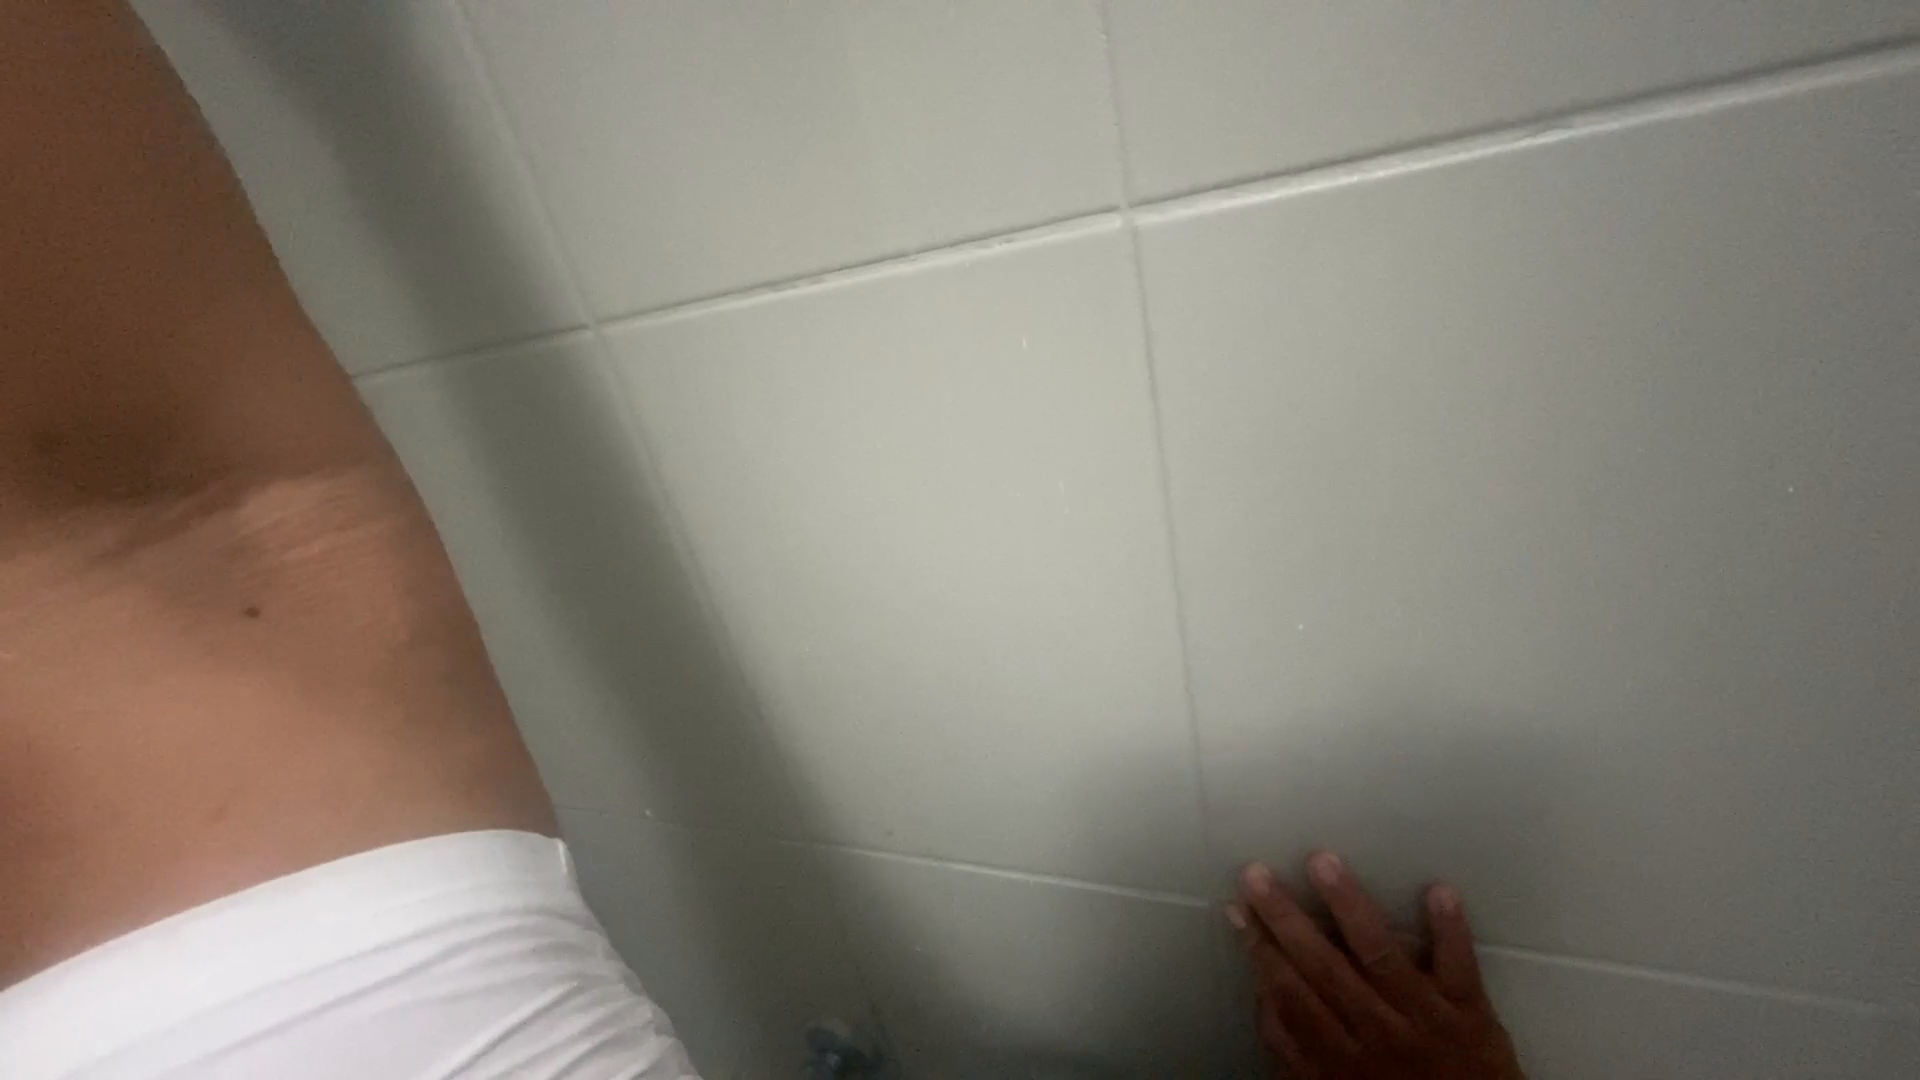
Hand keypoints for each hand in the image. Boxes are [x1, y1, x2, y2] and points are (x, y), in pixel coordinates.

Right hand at [1227, 853, 1524, 1079]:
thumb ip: (1291, 1048)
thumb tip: (1260, 992)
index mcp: (1338, 1055)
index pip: (1290, 993)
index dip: (1259, 949)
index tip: (1235, 906)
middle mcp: (1376, 1031)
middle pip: (1324, 967)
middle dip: (1286, 918)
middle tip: (1255, 873)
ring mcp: (1425, 1019)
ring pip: (1381, 955)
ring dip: (1350, 907)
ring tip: (1323, 862)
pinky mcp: (1472, 1014)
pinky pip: (1460, 968)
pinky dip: (1451, 931)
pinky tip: (1438, 889)